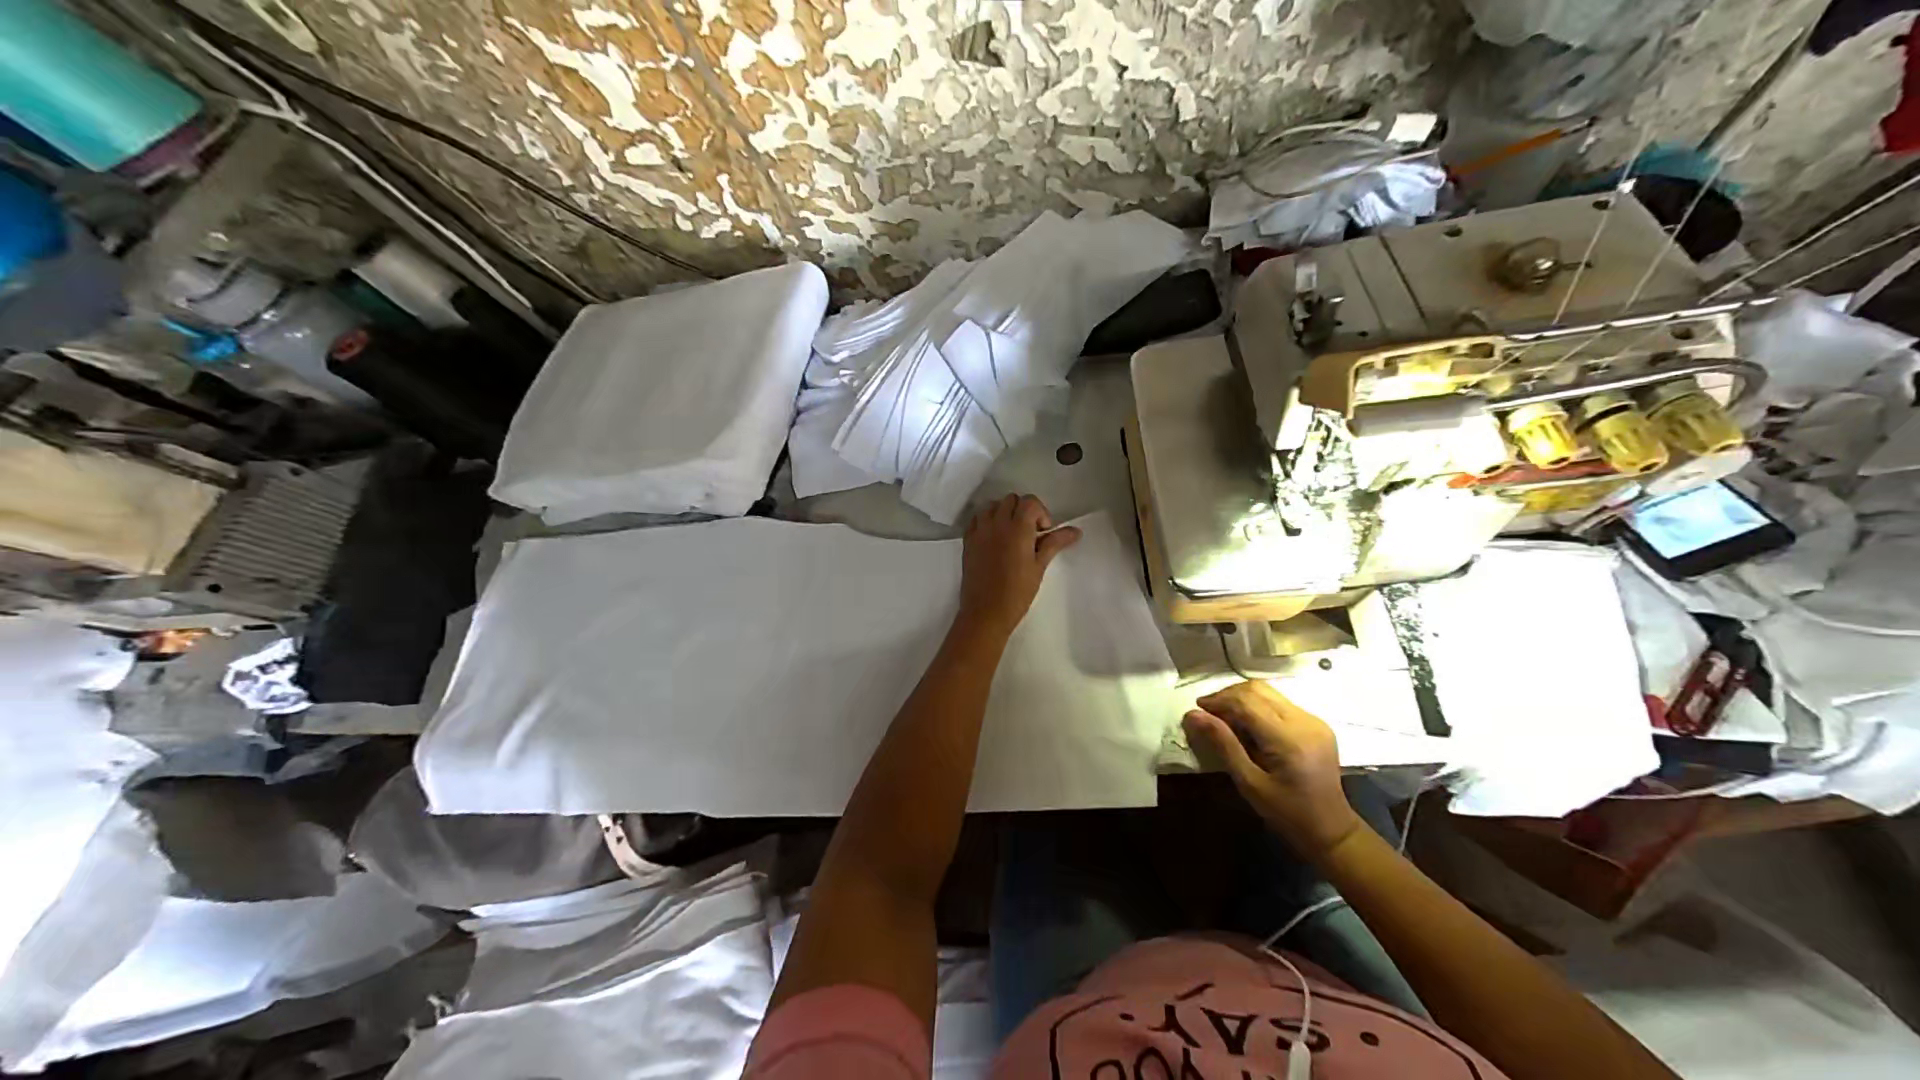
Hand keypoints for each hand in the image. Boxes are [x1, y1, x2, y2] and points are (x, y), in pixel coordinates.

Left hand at [956, 494, 1080, 638]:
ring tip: (1011, 534)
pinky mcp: (968, 541)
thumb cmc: (1017, 592)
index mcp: (1017, 528)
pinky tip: (994, 539)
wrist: (985, 612)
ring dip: (1004, 513)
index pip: (1030, 502)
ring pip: (992, 506)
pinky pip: (977, 519)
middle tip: (1030, 534)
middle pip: (1011, 500)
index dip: (1041, 513)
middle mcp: (996, 523)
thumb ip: (1055, 543)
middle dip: (1023, 511)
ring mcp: (979, 531)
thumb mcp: (1039, 566)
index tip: (1043, 533)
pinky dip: (987, 521)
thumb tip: (1075, 531)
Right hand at [1183, 681, 1362, 860]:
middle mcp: (1304, 722)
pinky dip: (1257, 705)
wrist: (1331, 828)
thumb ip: (1223, 745)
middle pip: (1257, 690)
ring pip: (1268, 692)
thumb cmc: (1287, 813)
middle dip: (1228, 696)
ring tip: (1225, 716)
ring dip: (1242, 698)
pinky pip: (1279, 702)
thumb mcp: (1249, 783)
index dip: (1218, 701)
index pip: (1246, 702)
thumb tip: (1193, 715)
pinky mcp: (1316, 723)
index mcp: (1289, 739)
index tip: (1197, 710)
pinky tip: (1248, 724)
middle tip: (1208, 712)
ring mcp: (1313, 720)